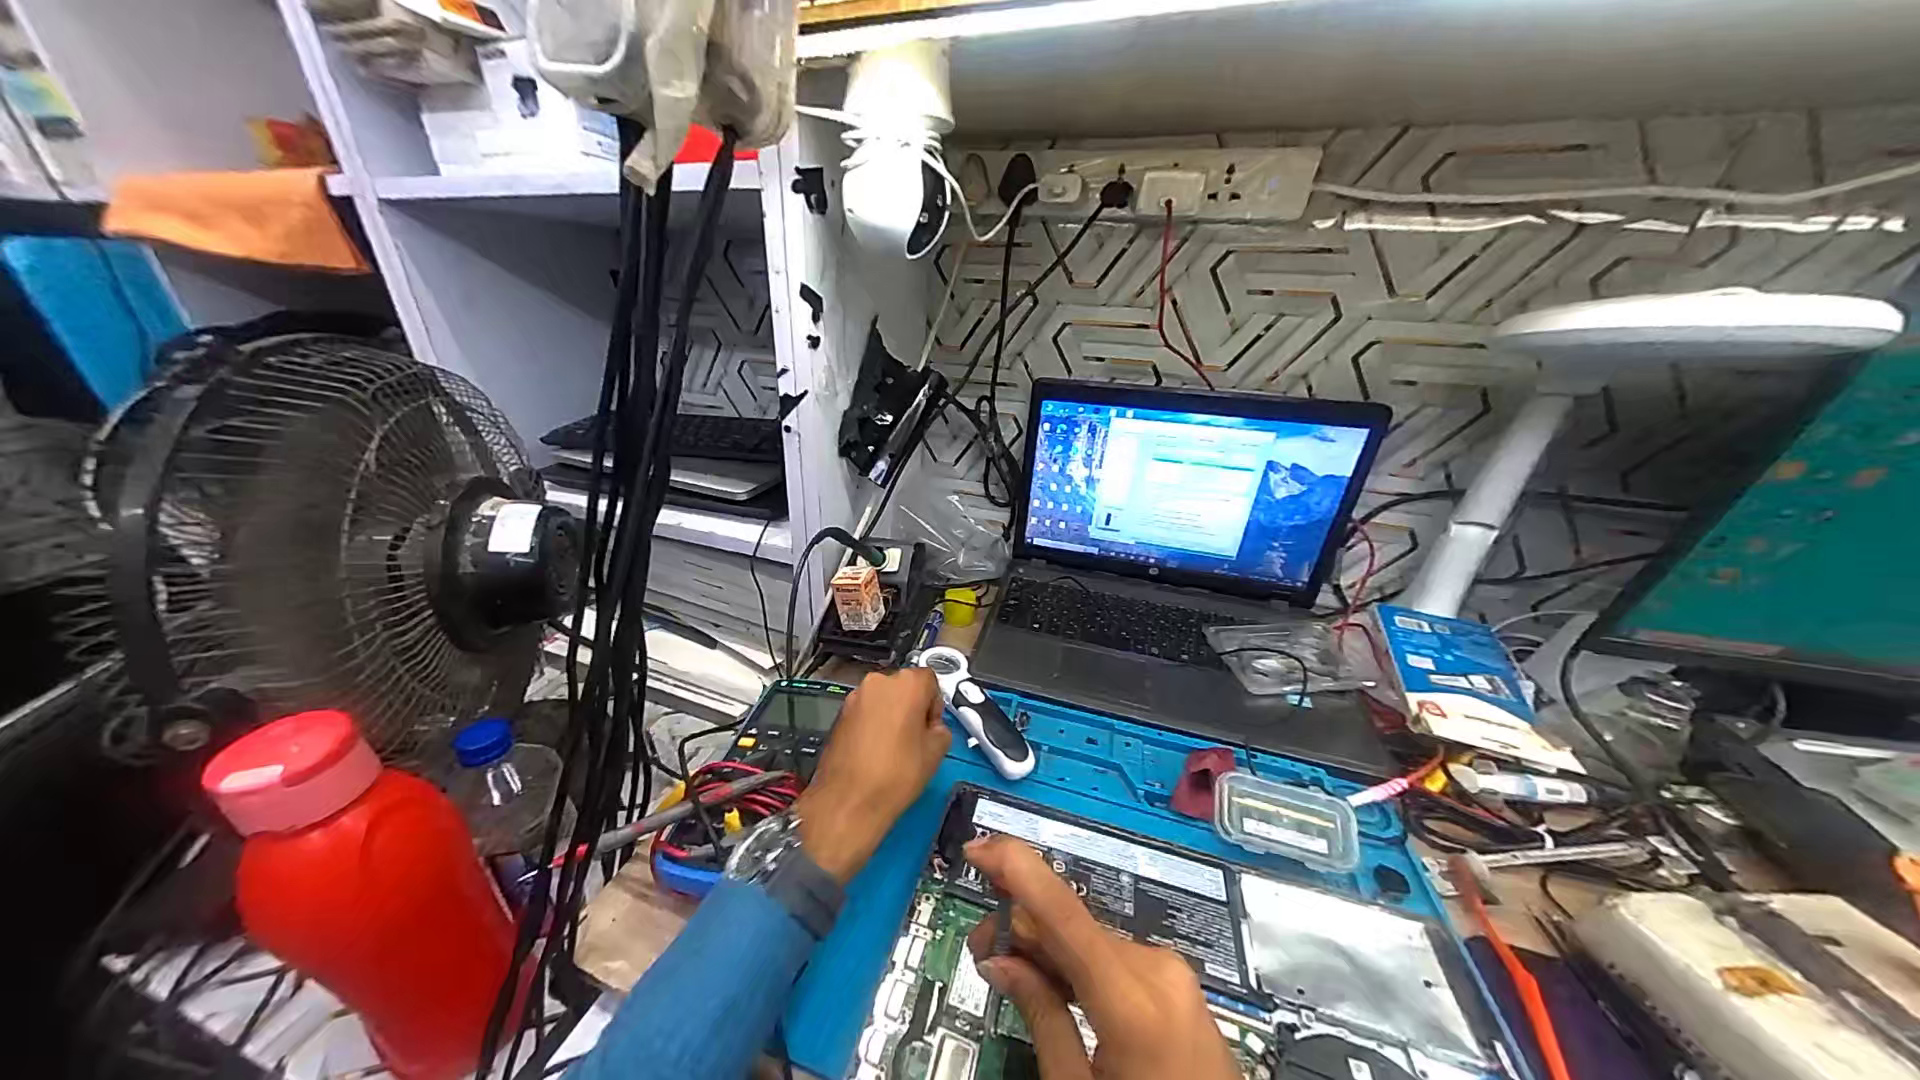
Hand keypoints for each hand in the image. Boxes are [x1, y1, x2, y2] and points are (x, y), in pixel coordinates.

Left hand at [793, 668, 949, 883]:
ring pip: (883, 699)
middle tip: (915, 737)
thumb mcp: (936, 751)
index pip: (930, 680)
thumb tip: (932, 726)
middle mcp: (878, 682)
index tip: (932, 726)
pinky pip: (865, 711)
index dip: (934, 704)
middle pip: (904, 687)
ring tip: (894, 748)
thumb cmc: (896, 774)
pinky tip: (876, 751)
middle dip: (912, 707)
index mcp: (907, 683)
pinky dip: (873, 724)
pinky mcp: (840, 714)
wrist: (849, 801)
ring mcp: (855, 697)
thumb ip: (941, 727)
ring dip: (891, 715)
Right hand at [962, 835, 1239, 1079]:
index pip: (1064, 913)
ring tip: (1010, 967)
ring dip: (1046, 945)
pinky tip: (1052, 977)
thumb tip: (1000, 961)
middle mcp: (1158, 970)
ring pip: (1089, 939)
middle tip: (981, 949)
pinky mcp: (1177, 983)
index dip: (1016, 868)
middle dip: (1019, 926)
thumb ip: (1042, 1019)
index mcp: (1134, 1004)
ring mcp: (1173, 974)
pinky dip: (1076, 961)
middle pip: (1071, 925)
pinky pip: (1113, 957)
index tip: (979, 847)